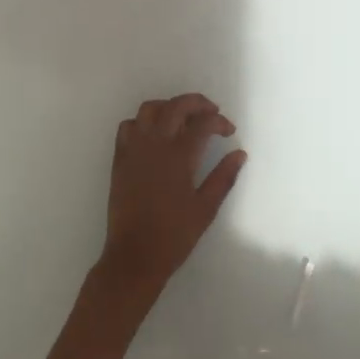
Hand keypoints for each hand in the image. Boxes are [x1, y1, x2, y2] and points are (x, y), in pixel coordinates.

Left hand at [100, 93, 247, 294]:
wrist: (134, 255)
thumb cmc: (174, 235)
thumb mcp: (206, 208)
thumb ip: (224, 177)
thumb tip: (240, 153)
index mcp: (179, 156)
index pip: (202, 123)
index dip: (219, 121)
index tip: (229, 131)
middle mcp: (155, 144)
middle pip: (176, 106)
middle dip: (197, 103)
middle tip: (211, 113)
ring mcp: (134, 148)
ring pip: (149, 109)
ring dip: (169, 106)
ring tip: (183, 118)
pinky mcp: (119, 157)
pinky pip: (129, 126)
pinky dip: (144, 121)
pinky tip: (155, 134)